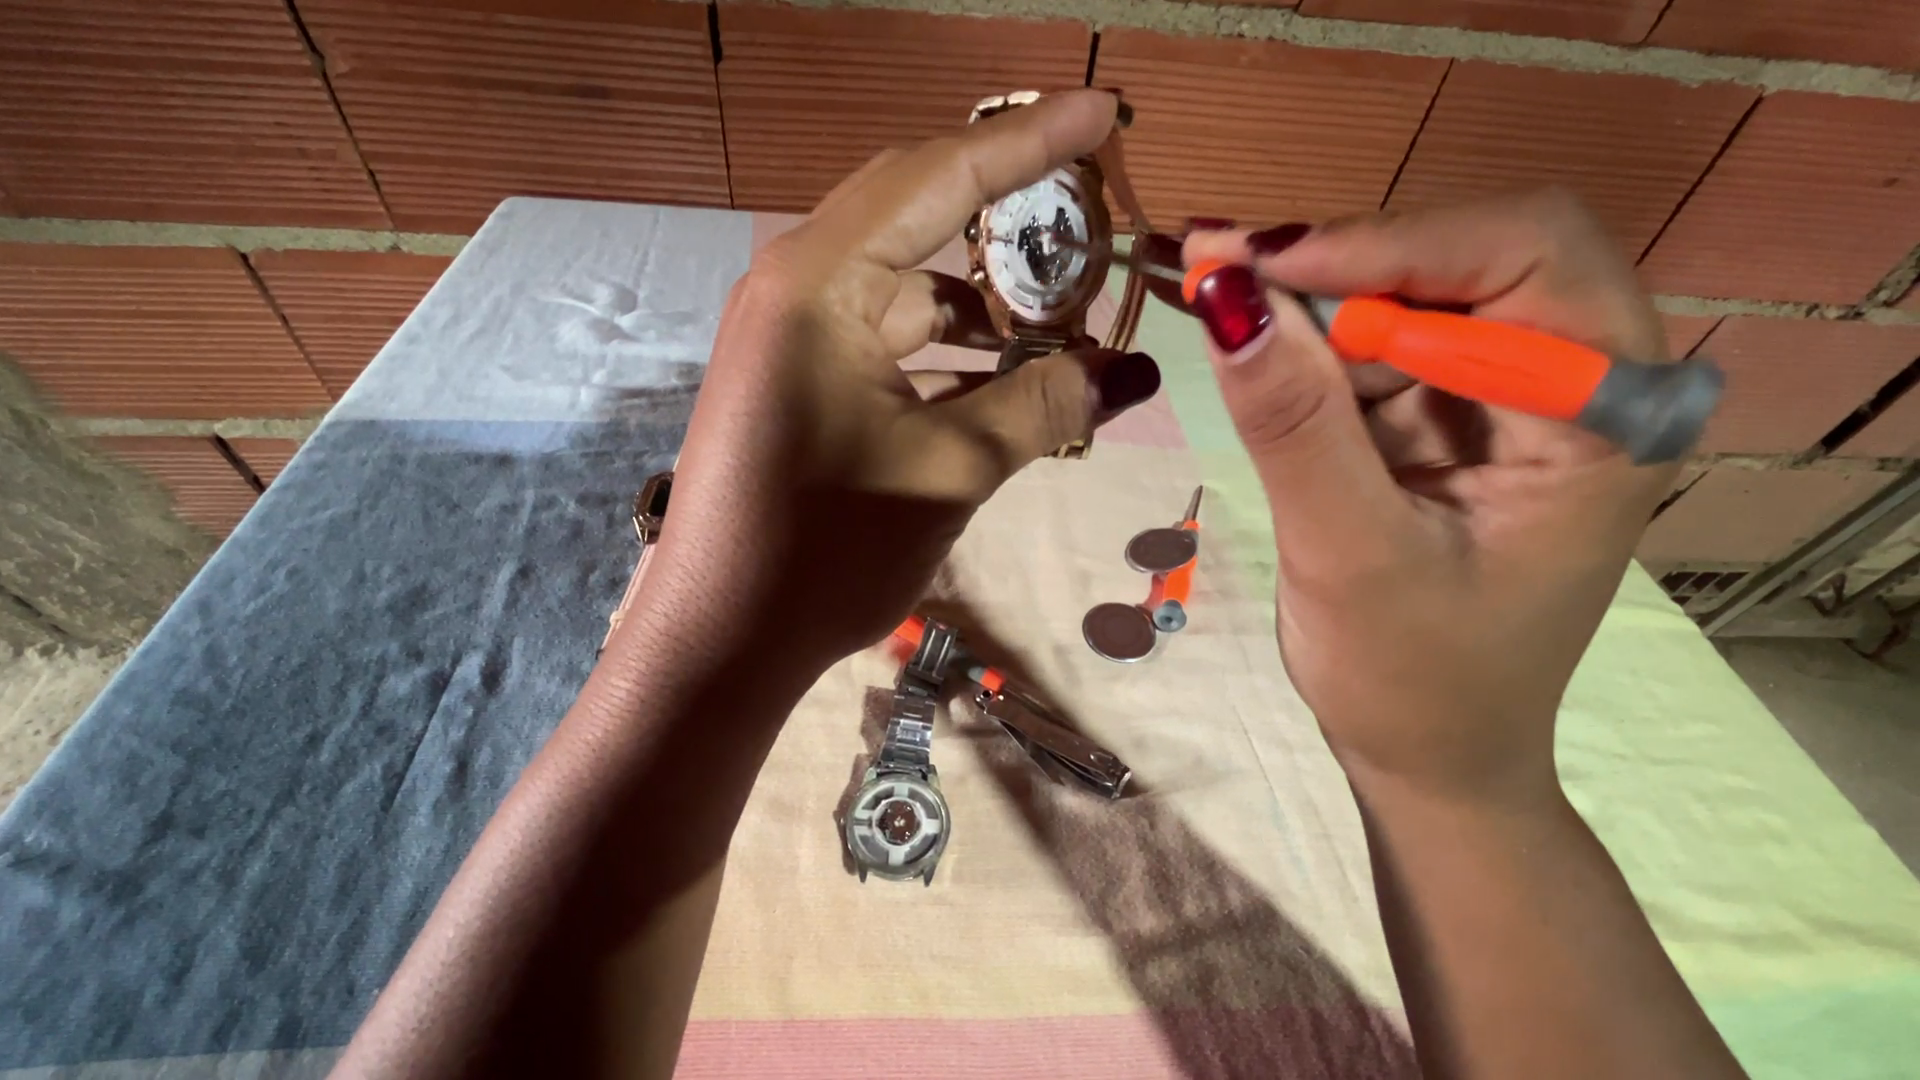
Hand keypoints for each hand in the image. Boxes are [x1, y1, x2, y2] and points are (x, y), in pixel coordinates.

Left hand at [640, 90, 1159, 673]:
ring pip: (909, 282)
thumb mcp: (950, 471)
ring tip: (1066, 321)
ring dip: (986, 297)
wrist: (723, 638)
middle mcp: (799, 285)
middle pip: (919, 211)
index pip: (941, 178)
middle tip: (1090, 213)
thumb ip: (1043, 406)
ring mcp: (794, 333)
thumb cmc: (825, 552)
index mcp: (822, 282)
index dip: (1031, 143)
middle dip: (1008, 211)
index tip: (1102, 113)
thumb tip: (1133, 373)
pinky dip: (951, 346)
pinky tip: (1007, 374)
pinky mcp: (801, 378)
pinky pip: (890, 335)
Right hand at [1184, 191, 1674, 805]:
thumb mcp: (1349, 556)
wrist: (1428, 753)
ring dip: (1312, 301)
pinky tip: (1251, 356)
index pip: (1526, 258)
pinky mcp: (1443, 422)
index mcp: (1602, 419)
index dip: (1391, 242)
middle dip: (1344, 263)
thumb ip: (1295, 425)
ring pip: (1410, 297)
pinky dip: (1307, 345)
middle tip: (1221, 271)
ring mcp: (1503, 402)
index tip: (1263, 262)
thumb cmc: (1414, 679)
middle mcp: (1572, 387)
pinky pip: (1375, 351)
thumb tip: (1225, 297)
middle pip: (1470, 258)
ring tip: (1216, 306)